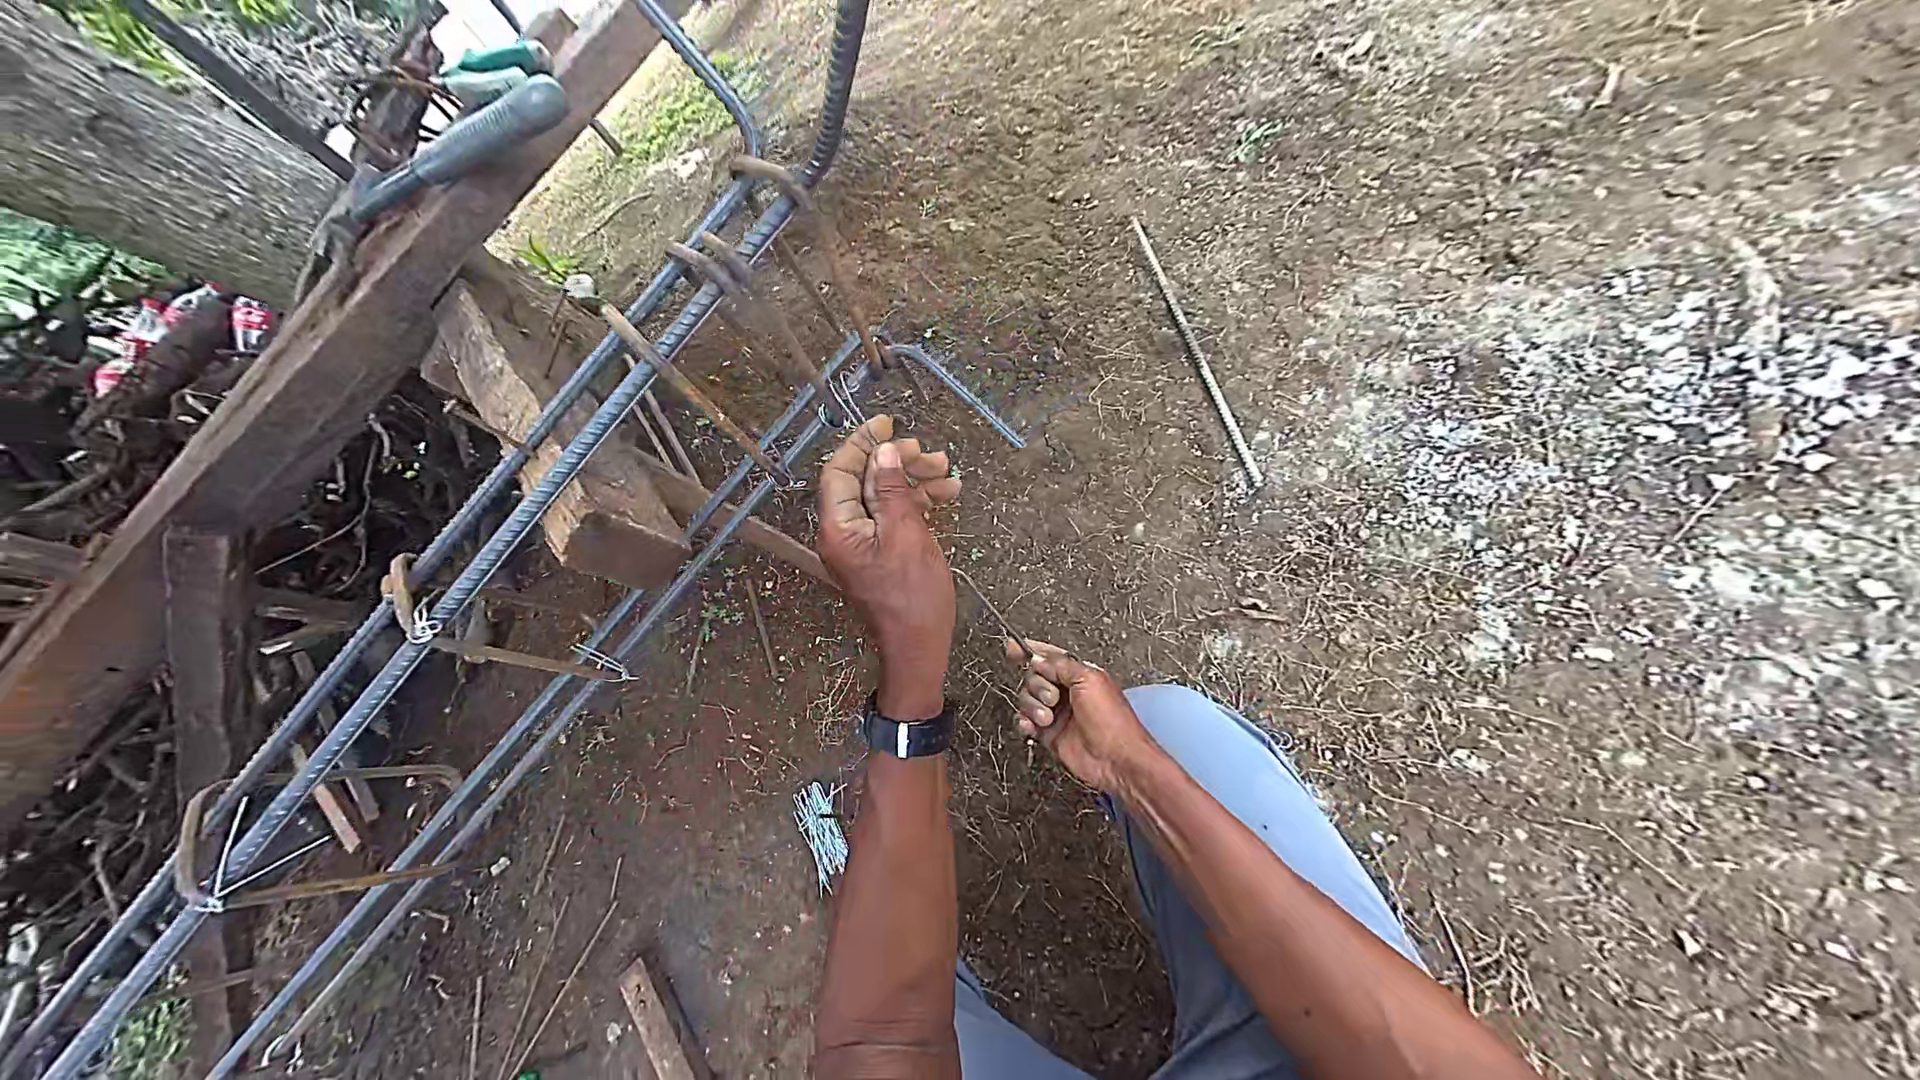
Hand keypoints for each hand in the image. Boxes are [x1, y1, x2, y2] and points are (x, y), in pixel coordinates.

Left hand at [817, 415, 960, 717]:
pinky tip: (946, 495)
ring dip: (915, 481)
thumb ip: (892, 490)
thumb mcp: (907, 535)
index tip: (887, 423)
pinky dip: (918, 504)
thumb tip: (885, 451)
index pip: (839, 471)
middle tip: (931, 454)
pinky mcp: (881, 552)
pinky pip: (895, 517)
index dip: (862, 443)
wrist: (919, 648)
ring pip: (884, 497)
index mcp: (838, 528)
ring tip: (948, 473)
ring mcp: (863, 543)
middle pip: (865, 481)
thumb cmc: (913, 598)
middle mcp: (844, 533)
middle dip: (898, 462)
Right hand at [1003, 639, 1158, 792]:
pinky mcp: (1048, 733)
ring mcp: (1057, 713)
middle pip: (1033, 677)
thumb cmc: (1113, 721)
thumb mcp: (1089, 680)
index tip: (1013, 648)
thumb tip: (1038, 658)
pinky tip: (1033, 725)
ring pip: (1026, 699)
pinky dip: (1025, 722)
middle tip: (1053, 698)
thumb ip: (1060, 665)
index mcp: (1079, 675)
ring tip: (1048, 717)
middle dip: (1037, 686)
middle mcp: (1066, 692)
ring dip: (1033, 707)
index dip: (1031, 651)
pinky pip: (1025, 722)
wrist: (1115, 759)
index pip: (1049, 657)